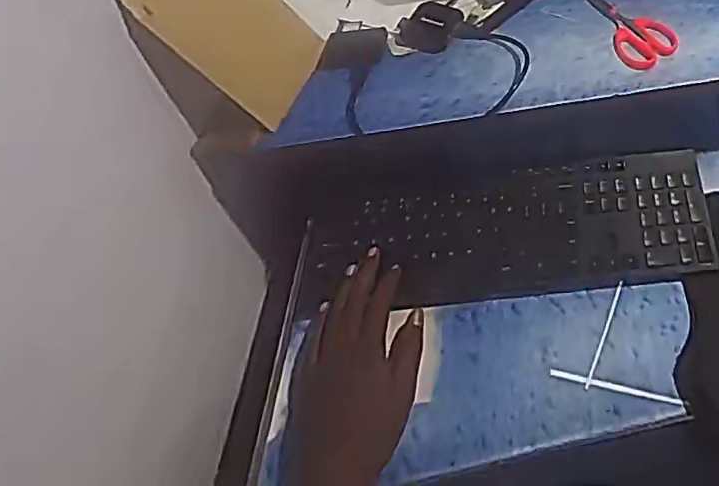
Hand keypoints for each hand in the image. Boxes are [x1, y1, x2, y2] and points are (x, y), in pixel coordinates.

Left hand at [291, 249, 422, 485]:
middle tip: (371, 254)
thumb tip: (413, 316)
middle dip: (364, 273)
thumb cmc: (371, 433)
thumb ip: (409, 348)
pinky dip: (319, 316)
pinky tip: (323, 307)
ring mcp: (320, 358)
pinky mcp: (305, 374)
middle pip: (352, 300)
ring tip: (351, 270)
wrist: (331, 468)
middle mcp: (341, 346)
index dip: (387, 283)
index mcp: (367, 347)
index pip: (378, 304)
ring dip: (342, 288)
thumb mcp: (402, 391)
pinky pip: (312, 334)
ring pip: (331, 312)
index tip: (395, 269)